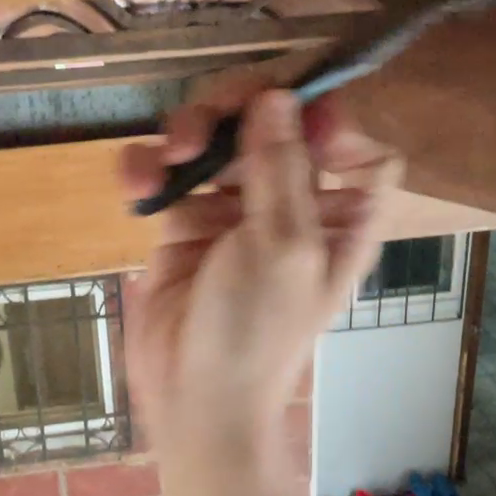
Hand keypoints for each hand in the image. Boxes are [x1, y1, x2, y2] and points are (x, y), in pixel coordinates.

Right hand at [119, 83, 401, 489]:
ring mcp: (235, 212)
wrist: (193, 399)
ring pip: (216, 143)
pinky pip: (170, 178)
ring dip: (184, 138)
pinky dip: (150, 171)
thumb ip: (281, 168)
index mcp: (338, 217)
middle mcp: (292, 207)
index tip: (294, 111)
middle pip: (274, 129)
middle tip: (203, 122)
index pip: (359, 149)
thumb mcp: (281, 247)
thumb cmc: (255, 332)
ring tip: (164, 159)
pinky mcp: (185, 223)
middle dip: (236, 115)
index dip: (334, 121)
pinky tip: (136, 186)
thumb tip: (278, 96)